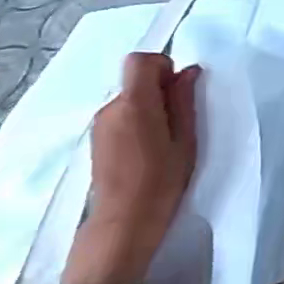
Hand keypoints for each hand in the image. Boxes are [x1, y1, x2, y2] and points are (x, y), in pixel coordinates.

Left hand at [63, 53, 200, 283]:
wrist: (123, 223)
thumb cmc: (162, 182)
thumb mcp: (185, 141)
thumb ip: (184, 102)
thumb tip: (187, 71)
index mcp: (135, 104)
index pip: (140, 60)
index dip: (163, 65)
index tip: (180, 89)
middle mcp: (111, 107)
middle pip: (135, 79)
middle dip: (160, 89)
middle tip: (180, 120)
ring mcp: (99, 123)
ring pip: (129, 98)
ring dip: (149, 107)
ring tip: (165, 140)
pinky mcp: (96, 139)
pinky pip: (120, 115)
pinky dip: (137, 121)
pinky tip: (147, 150)